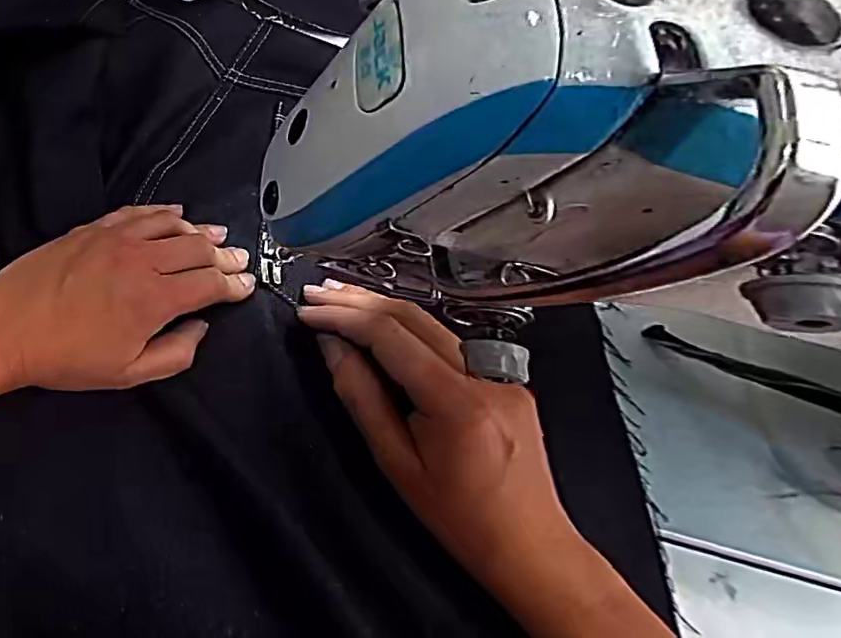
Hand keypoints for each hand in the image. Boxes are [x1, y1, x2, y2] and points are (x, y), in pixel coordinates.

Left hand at [0, 205, 255, 391]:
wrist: (6, 326)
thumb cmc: (63, 356)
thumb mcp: (126, 374)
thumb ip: (174, 353)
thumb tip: (200, 328)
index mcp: (155, 299)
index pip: (210, 283)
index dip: (234, 284)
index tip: (246, 284)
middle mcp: (143, 260)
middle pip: (199, 248)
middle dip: (226, 255)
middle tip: (239, 259)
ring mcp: (119, 239)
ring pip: (174, 225)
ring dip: (201, 230)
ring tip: (217, 234)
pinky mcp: (96, 228)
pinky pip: (141, 212)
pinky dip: (164, 212)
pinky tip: (175, 213)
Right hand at [297, 282, 568, 589]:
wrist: (531, 548)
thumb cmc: (461, 519)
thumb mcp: (396, 463)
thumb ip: (360, 396)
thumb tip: (332, 346)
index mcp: (458, 402)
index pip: (389, 335)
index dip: (343, 317)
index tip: (310, 313)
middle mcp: (485, 375)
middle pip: (409, 315)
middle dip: (357, 299)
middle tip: (317, 293)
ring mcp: (500, 371)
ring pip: (428, 320)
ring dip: (380, 305)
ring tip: (339, 297)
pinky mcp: (505, 374)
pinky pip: (446, 338)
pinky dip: (407, 325)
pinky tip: (381, 320)